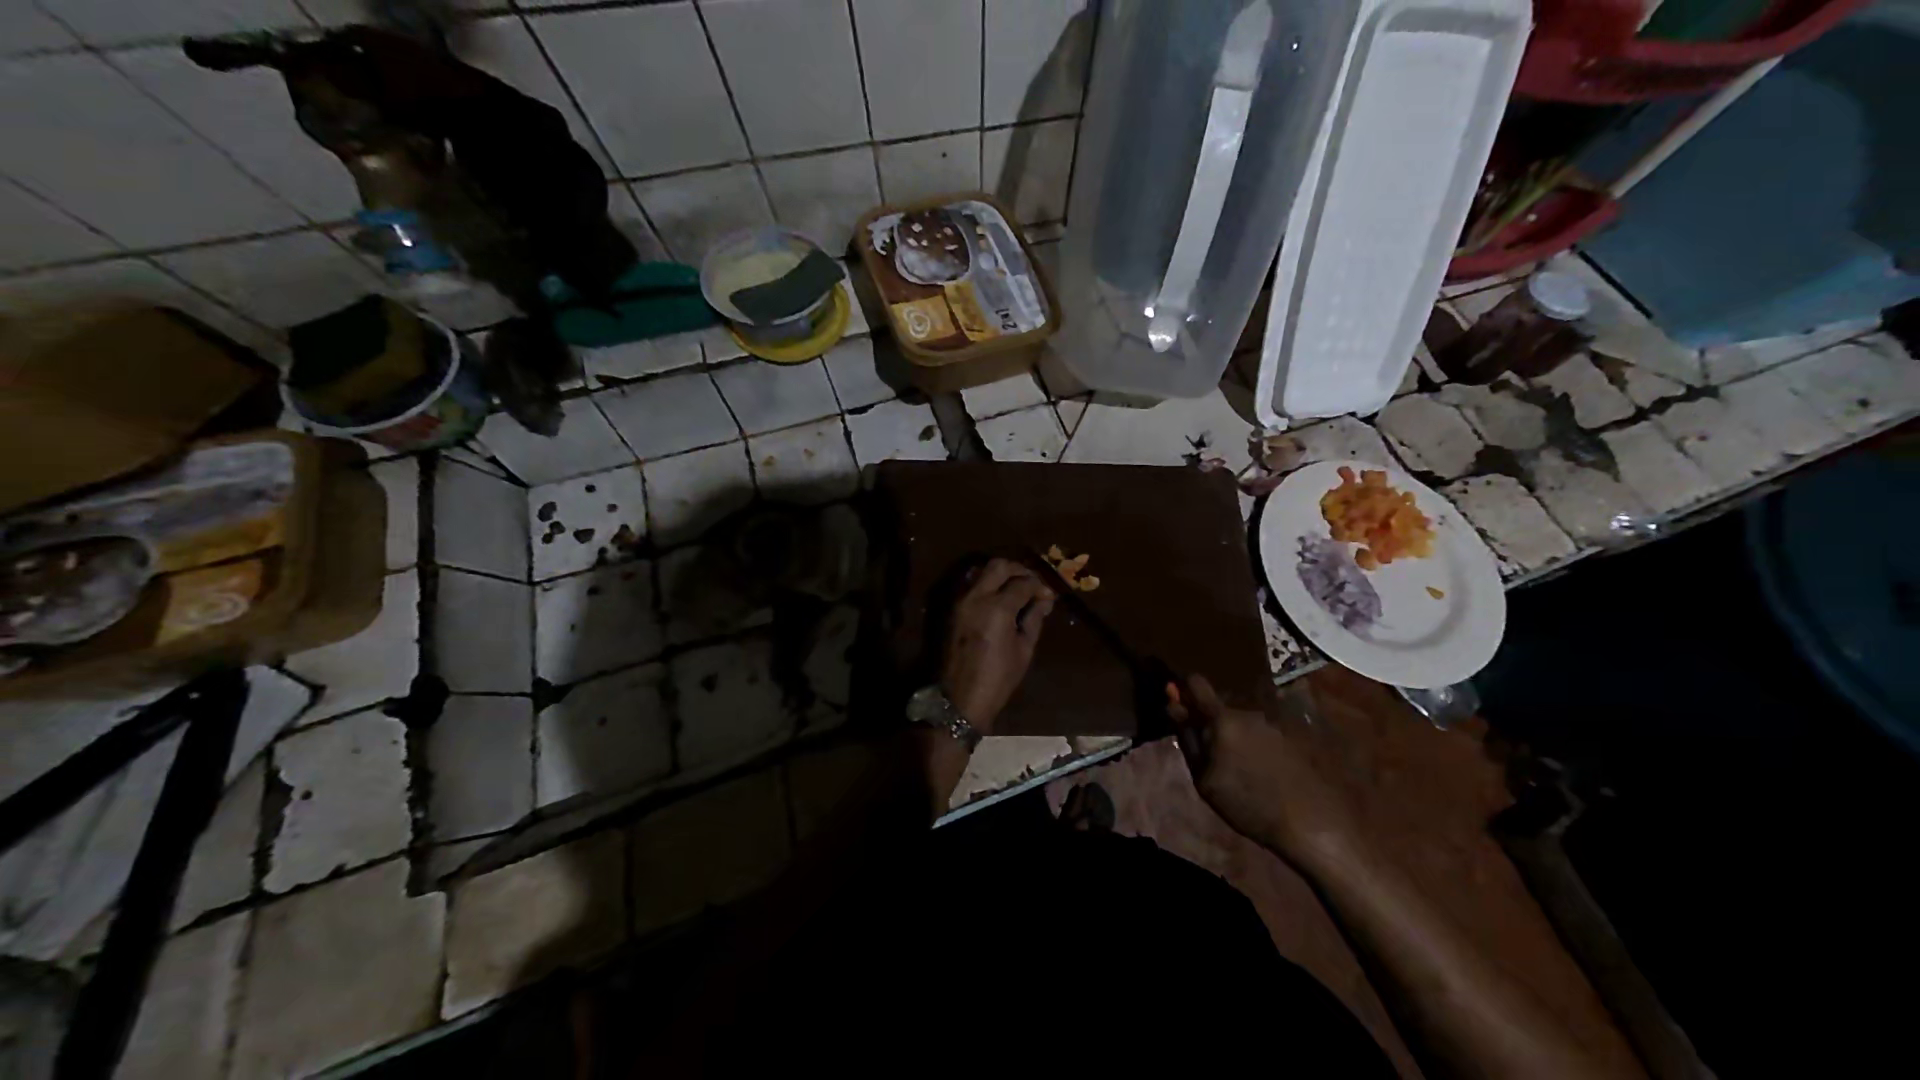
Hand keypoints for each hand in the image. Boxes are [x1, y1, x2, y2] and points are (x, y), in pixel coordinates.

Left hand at [939, 558, 1055, 732]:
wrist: (960, 697)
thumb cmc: (998, 678)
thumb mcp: (1024, 650)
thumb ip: (1033, 619)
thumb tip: (1044, 600)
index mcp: (997, 608)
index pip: (1022, 583)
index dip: (1039, 586)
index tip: (1048, 596)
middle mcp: (976, 597)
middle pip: (999, 566)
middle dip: (1019, 570)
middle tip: (1032, 583)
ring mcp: (960, 601)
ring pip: (981, 572)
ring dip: (1001, 574)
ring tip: (1016, 588)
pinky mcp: (951, 609)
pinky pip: (970, 585)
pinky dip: (986, 584)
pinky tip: (998, 598)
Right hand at [1165, 675, 1356, 859]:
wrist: (1311, 823)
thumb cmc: (1247, 804)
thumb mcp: (1204, 779)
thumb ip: (1187, 739)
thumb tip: (1173, 706)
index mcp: (1222, 718)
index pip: (1196, 684)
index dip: (1182, 689)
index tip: (1176, 705)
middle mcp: (1248, 712)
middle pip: (1218, 708)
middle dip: (1208, 723)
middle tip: (1208, 757)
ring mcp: (1272, 725)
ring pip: (1239, 723)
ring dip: (1231, 737)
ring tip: (1235, 771)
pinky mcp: (1290, 739)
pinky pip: (1259, 735)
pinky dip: (1252, 747)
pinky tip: (1258, 774)